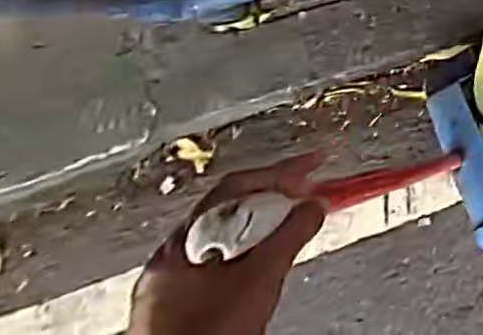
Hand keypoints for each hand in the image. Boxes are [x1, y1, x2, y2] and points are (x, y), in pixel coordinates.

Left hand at [128, 151, 326, 334]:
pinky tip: (265, 261)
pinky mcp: (175, 315)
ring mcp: (168, 292)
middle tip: (305, 191)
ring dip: (261, 226)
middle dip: (272, 197)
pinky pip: (218, 266)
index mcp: (178, 247)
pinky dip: (248, 253)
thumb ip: (292, 234)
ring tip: (291, 223)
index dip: (278, 174)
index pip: (235, 188)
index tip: (310, 167)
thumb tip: (315, 206)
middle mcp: (167, 264)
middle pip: (228, 210)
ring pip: (223, 238)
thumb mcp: (261, 278)